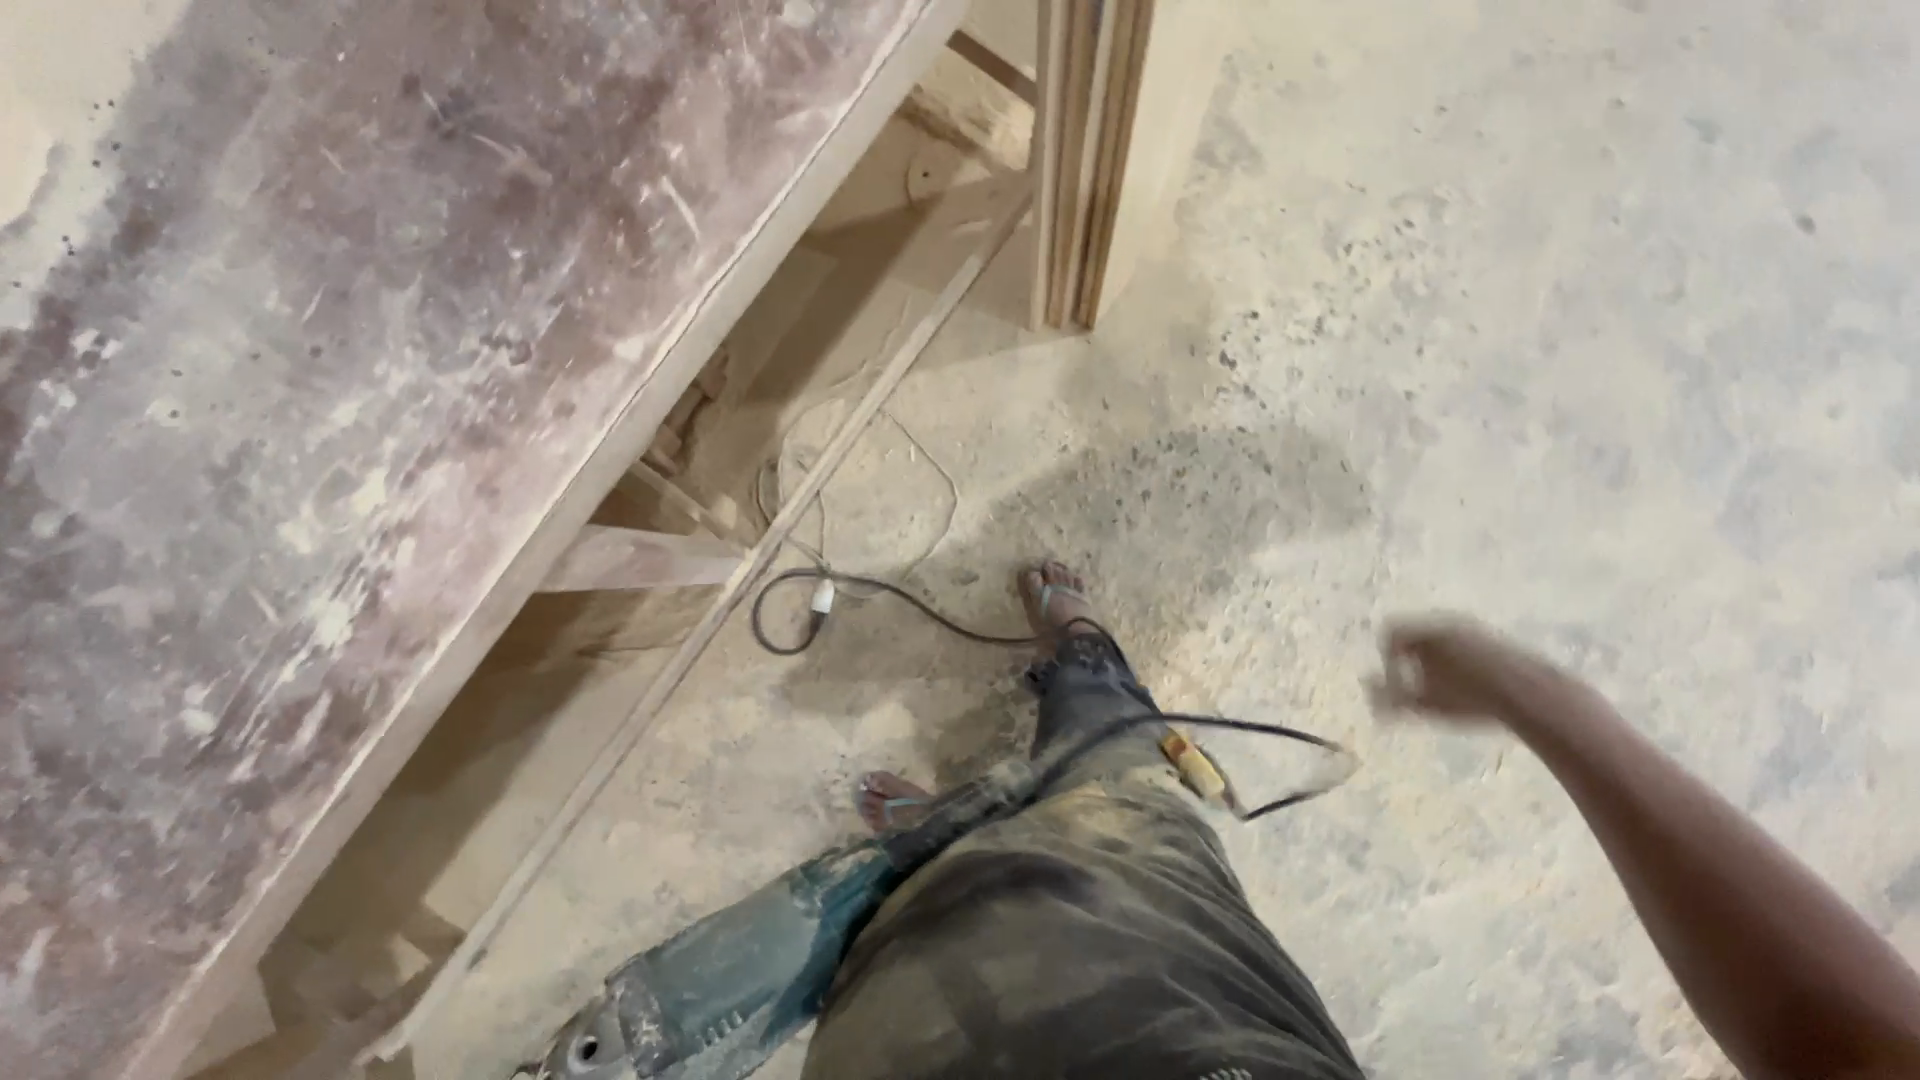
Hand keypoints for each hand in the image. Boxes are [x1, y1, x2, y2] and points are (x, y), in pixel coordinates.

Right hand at [1368, 614, 1559, 726]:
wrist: (1533, 695)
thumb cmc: (1469, 698)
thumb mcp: (1422, 703)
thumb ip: (1388, 695)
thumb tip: (1365, 684)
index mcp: (1425, 632)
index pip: (1390, 635)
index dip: (1387, 661)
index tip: (1397, 685)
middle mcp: (1447, 622)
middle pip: (1417, 636)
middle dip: (1414, 662)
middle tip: (1420, 688)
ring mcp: (1475, 629)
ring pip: (1442, 642)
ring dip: (1439, 663)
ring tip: (1449, 691)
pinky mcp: (1498, 640)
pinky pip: (1466, 647)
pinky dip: (1461, 664)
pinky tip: (1474, 689)